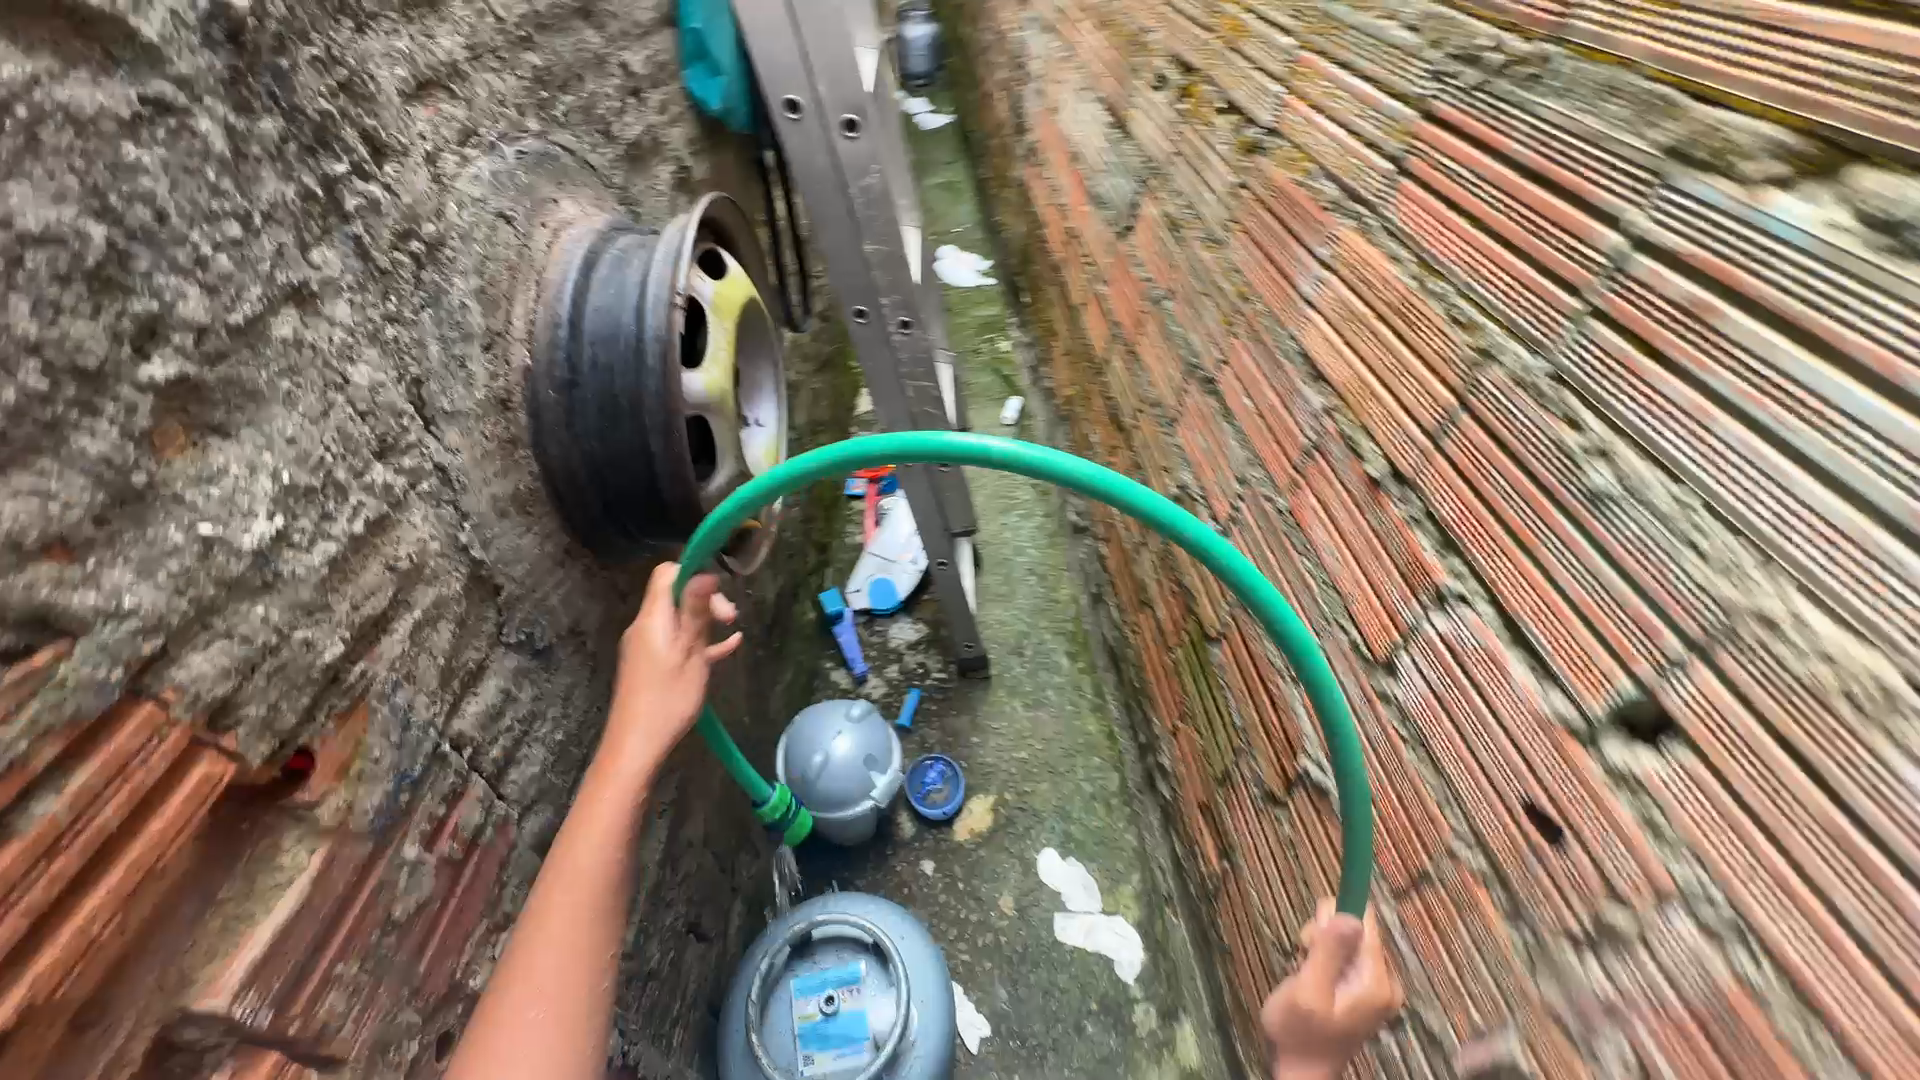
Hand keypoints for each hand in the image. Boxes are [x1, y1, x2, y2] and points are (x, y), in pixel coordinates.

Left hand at [600, 562, 742, 783]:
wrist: (637, 745)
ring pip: (680, 619)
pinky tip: (730, 647)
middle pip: (676, 596)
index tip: (721, 590)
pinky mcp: (653, 664)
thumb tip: (705, 572)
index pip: (667, 574)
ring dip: (707, 621)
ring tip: (733, 631)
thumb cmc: (668, 698)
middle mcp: (646, 626)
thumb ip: (696, 611)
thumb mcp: (690, 652)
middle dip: (707, 600)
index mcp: (652, 618)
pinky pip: (679, 643)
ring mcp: (648, 646)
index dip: (694, 573)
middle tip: (732, 619)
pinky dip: (702, 641)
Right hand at [1261, 900, 1402, 1079]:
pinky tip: (1313, 978)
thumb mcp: (1307, 990)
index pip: (1364, 921)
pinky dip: (1325, 958)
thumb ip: (1328, 952)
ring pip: (1347, 938)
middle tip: (1303, 960)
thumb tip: (1350, 913)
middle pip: (1355, 927)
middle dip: (1323, 935)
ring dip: (1320, 946)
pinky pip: (1346, 953)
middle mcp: (1386, 980)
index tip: (1309, 940)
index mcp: (1377, 981)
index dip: (1331, 920)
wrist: (1301, 1070)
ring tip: (1306, 973)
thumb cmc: (1299, 1032)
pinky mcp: (1365, 988)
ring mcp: (1377, 985)